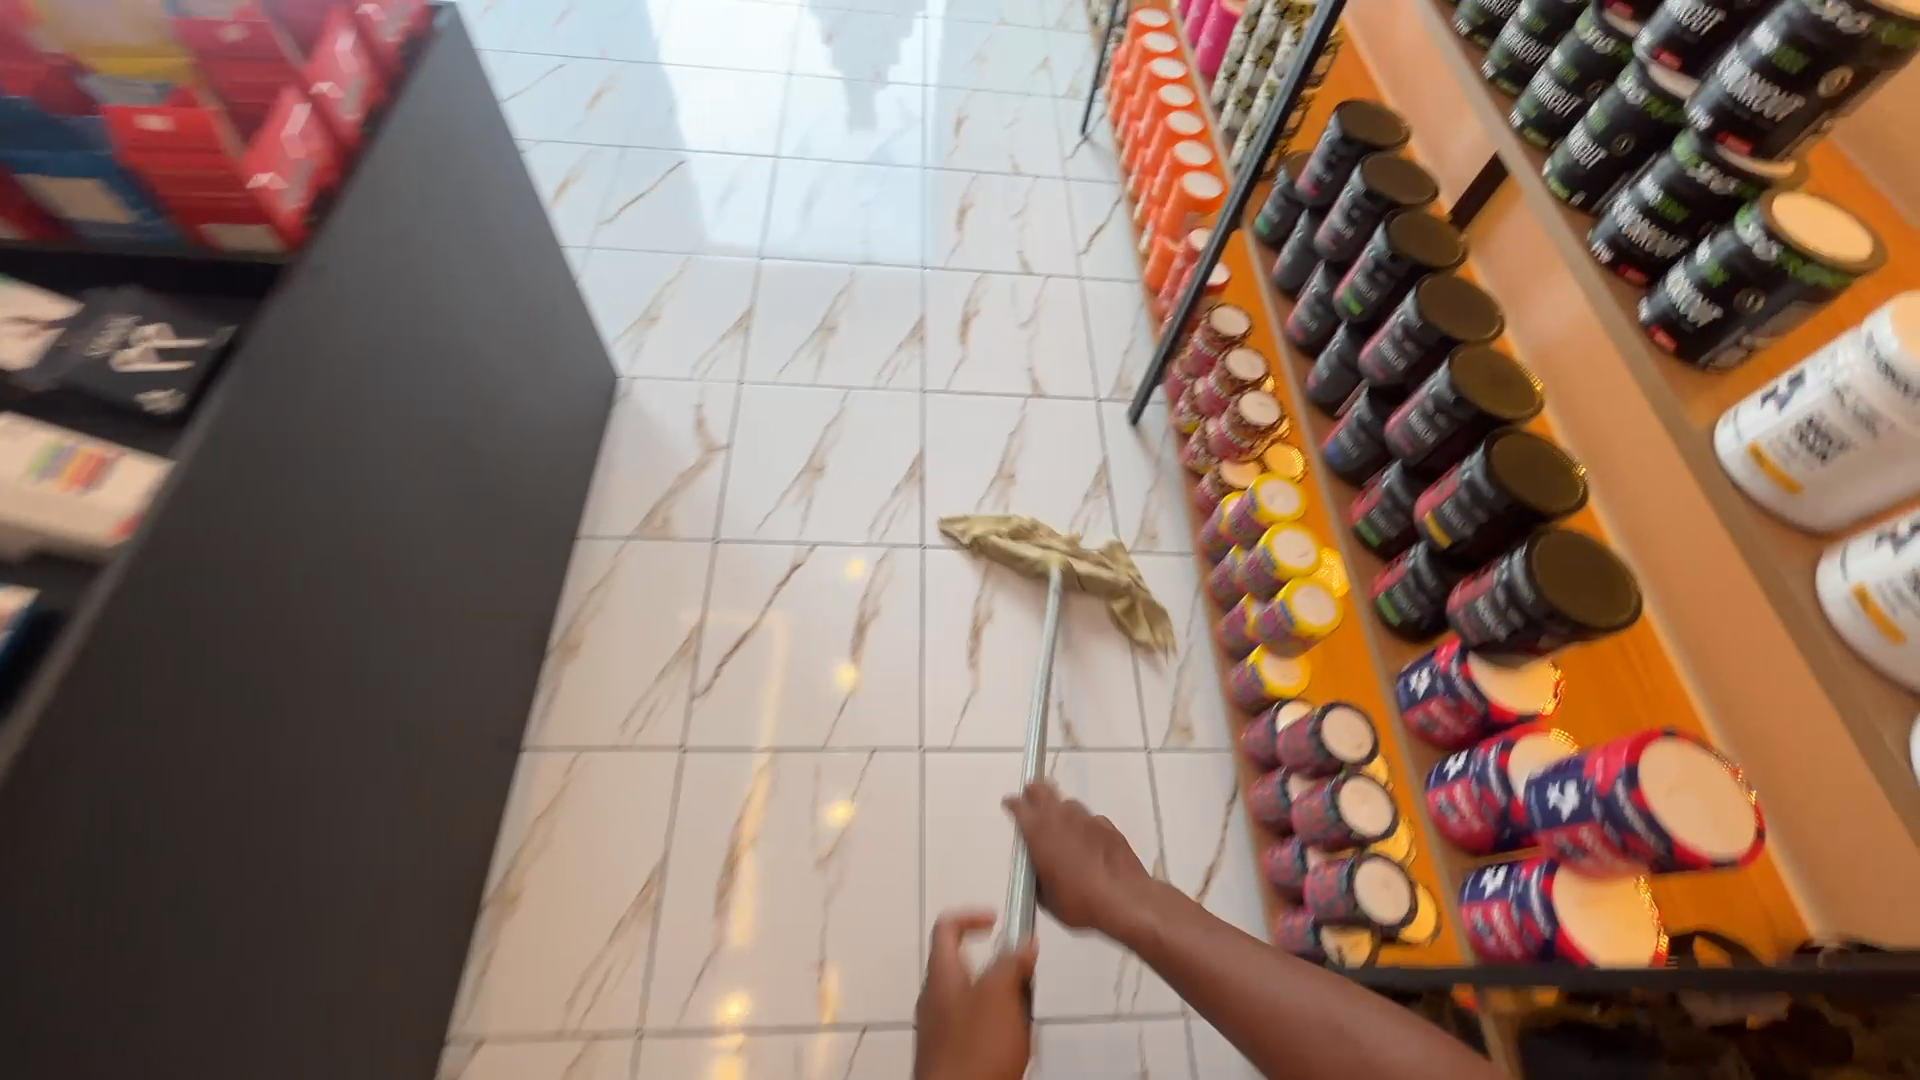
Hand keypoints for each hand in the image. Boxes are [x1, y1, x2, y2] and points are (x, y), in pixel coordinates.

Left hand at [914, 911, 1034, 1079]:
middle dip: (1003, 972)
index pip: (947, 926)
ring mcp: (941, 1029)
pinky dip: (1002, 1033)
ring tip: (1024, 1022)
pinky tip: (1017, 1048)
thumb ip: (1013, 963)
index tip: (1000, 920)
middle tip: (1023, 983)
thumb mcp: (1001, 995)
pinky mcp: (952, 1057)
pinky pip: (980, 1032)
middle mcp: (936, 997)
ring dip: (1006, 1006)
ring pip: (980, 1001)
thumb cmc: (974, 1048)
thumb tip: (1025, 942)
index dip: (973, 915)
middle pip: (970, 966)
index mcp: (941, 974)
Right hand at [1003, 781, 1156, 938]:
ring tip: (1061, 826)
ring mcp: (1086, 818)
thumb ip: (1037, 877)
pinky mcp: (1106, 825)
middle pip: (1042, 789)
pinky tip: (1088, 844)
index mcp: (1039, 832)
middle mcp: (1060, 817)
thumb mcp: (1046, 898)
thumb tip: (1038, 871)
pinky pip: (1089, 819)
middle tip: (1031, 795)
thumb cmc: (1079, 901)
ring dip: (1061, 810)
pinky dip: (1084, 826)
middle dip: (1034, 791)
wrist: (1125, 900)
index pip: (1018, 806)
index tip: (1009, 804)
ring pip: (1068, 804)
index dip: (1012, 804)